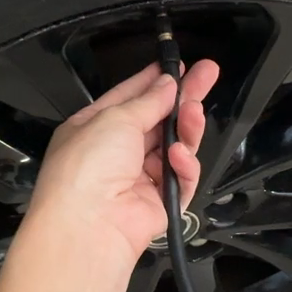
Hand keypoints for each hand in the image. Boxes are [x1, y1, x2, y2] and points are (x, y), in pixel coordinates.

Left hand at [24, 59, 220, 260]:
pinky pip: (182, 177)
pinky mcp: (159, 202)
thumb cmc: (84, 172)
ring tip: (193, 113)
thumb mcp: (115, 118)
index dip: (155, 81)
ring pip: (175, 145)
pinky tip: (179, 156)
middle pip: (158, 119)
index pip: (131, 97)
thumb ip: (147, 101)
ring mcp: (137, 178)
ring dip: (186, 128)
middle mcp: (115, 153)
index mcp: (94, 128)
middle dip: (183, 97)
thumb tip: (166, 85)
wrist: (89, 225)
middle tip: (207, 75)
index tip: (177, 67)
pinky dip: (185, 165)